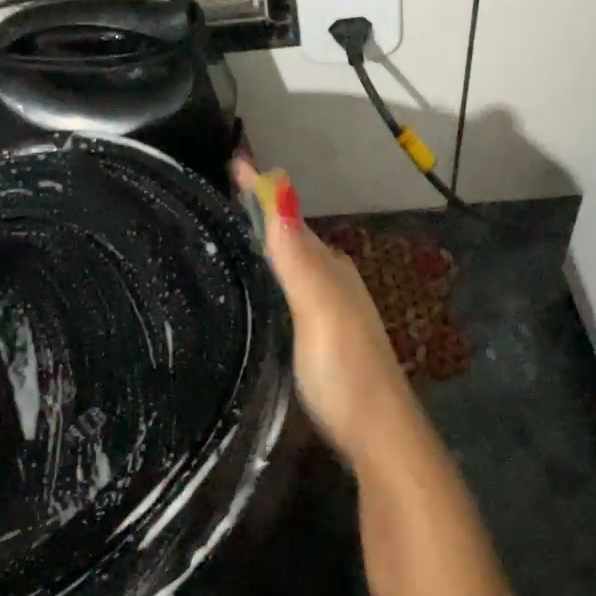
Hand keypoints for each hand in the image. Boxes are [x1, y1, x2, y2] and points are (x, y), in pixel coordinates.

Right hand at [235, 160, 416, 464]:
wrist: (379, 436)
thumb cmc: (346, 371)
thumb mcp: (318, 309)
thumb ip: (297, 256)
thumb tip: (278, 185)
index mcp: (330, 270)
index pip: (289, 217)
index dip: (262, 190)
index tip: (232, 159)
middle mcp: (332, 284)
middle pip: (291, 239)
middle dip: (260, 213)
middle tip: (217, 196)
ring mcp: (330, 315)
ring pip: (293, 267)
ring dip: (266, 246)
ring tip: (226, 235)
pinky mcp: (322, 344)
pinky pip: (290, 294)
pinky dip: (271, 279)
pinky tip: (255, 293)